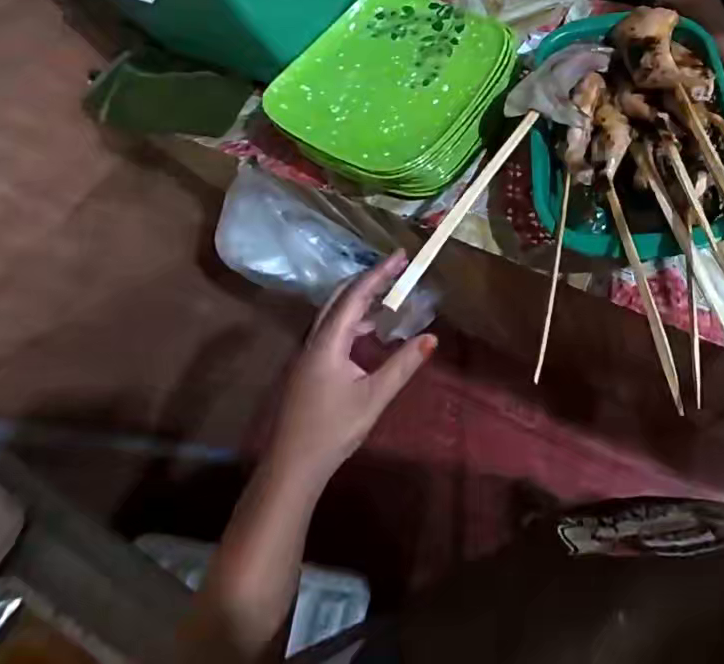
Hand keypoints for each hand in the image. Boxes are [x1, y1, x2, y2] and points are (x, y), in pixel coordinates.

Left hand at [268, 254, 435, 483]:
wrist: (292, 467)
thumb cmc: (333, 429)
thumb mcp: (375, 396)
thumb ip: (403, 364)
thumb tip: (432, 337)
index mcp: (327, 343)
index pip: (355, 297)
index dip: (379, 274)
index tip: (401, 256)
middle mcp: (313, 342)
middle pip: (339, 298)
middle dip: (368, 280)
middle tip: (397, 269)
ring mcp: (307, 355)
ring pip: (334, 314)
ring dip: (361, 300)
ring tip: (390, 296)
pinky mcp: (308, 368)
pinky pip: (333, 330)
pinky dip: (354, 320)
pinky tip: (372, 332)